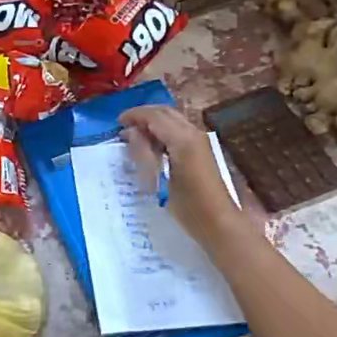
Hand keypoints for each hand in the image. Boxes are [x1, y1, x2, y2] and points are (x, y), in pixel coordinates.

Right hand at [120, 105, 253, 248]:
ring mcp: (200, 141)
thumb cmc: (188, 206)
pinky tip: (153, 148)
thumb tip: (132, 133)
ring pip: (173, 121)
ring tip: (135, 138)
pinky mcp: (202, 151)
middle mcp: (194, 134)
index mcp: (183, 139)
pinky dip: (163, 133)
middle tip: (125, 128)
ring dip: (154, 124)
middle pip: (166, 113)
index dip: (135, 115)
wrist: (219, 222)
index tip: (118, 122)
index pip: (155, 116)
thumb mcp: (160, 181)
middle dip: (144, 116)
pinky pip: (179, 132)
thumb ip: (145, 154)